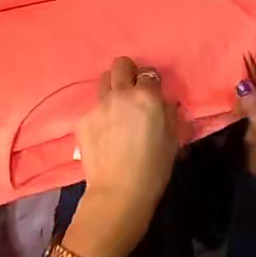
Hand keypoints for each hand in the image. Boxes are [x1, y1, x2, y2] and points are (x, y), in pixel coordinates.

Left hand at [64, 57, 178, 256]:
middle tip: (130, 91)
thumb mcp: (173, 139)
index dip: (150, 84)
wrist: (119, 191)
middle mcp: (120, 94)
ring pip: (102, 81)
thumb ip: (167, 113)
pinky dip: (99, 115)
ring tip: (115, 110)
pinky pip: (92, 107)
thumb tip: (162, 102)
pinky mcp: (82, 119)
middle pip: (120, 65)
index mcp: (147, 97)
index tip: (151, 96)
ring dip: (111, 89)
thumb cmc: (154, 169)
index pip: (148, 74)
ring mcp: (98, 105)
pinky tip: (103, 134)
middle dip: (127, 73)